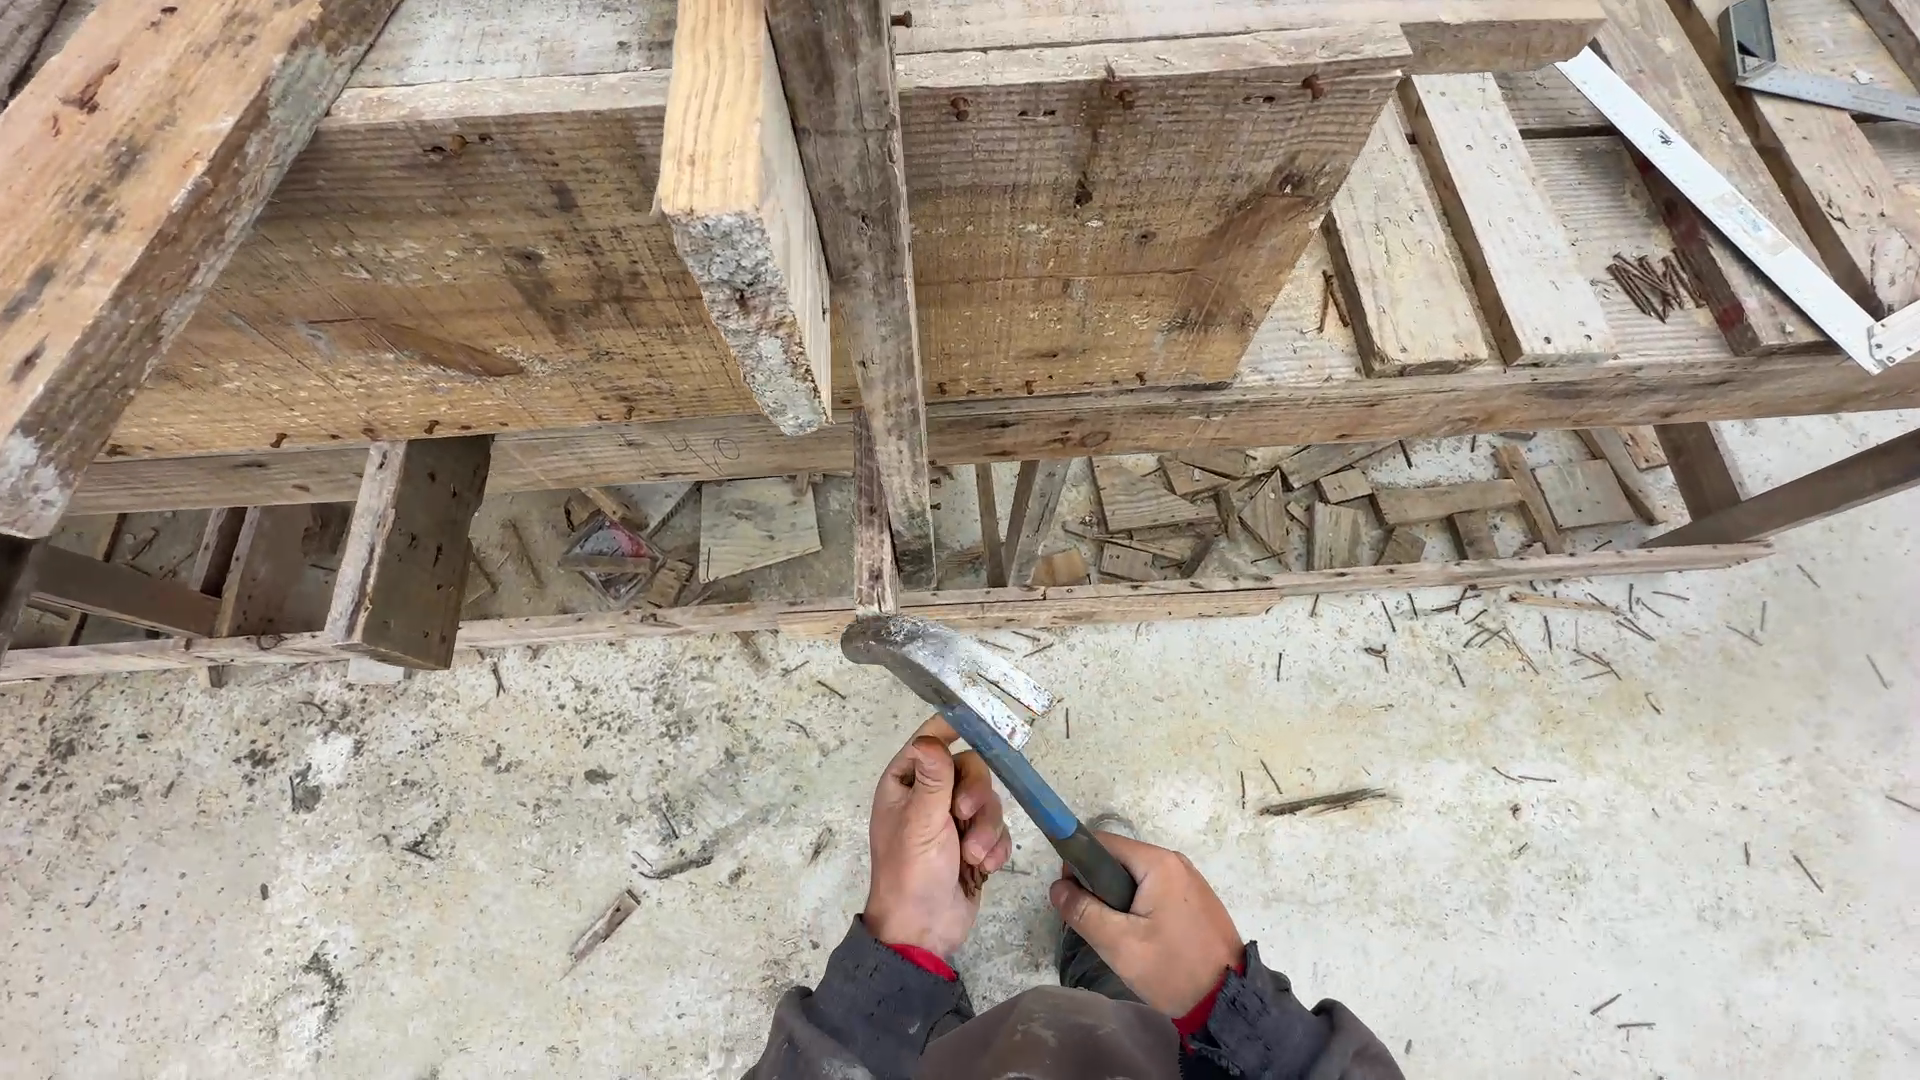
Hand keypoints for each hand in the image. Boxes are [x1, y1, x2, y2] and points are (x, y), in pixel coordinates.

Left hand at [864, 714, 1012, 956]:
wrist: (924, 932)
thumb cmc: (911, 873)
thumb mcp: (921, 821)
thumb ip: (934, 778)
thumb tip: (930, 736)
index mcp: (906, 782)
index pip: (932, 740)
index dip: (954, 727)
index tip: (983, 723)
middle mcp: (931, 794)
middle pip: (972, 768)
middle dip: (977, 796)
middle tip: (966, 817)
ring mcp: (954, 819)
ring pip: (990, 800)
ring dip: (986, 829)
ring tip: (973, 857)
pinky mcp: (976, 842)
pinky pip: (999, 828)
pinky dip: (995, 847)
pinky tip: (983, 868)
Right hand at [1048, 832, 1244, 1015]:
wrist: (1230, 1002)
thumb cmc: (1173, 968)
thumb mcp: (1120, 945)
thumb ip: (1083, 912)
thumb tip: (1057, 888)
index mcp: (1158, 862)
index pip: (1102, 843)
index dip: (1079, 865)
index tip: (1072, 896)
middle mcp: (1174, 861)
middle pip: (1119, 860)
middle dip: (1100, 887)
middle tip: (1096, 924)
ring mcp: (1189, 879)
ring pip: (1136, 878)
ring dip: (1119, 899)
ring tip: (1120, 936)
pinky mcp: (1196, 898)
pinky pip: (1155, 890)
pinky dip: (1141, 906)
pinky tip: (1143, 937)